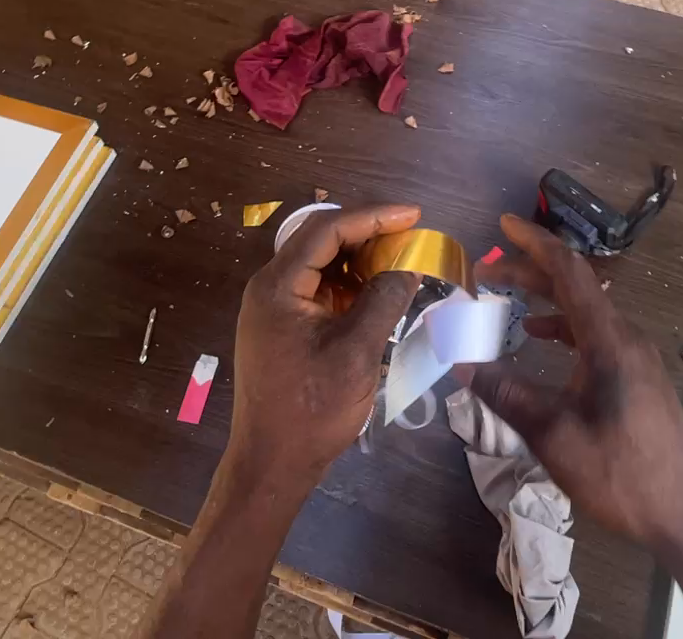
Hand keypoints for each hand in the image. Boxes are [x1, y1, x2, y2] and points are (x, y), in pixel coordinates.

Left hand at [228, 204, 422, 488]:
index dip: (372, 217)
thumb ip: (383, 301)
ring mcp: (276, 305)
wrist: (271, 466)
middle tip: (411, 233)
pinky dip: (351, 282)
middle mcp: (271, 286)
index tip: (412, 216)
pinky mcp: (286, 324)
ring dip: (361, 257)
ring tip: (402, 257)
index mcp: (278, 286)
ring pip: (322, 262)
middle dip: (368, 232)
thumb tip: (409, 266)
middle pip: (321, 239)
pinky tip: (379, 287)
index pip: (326, 230)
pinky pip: (321, 287)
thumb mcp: (356, 353)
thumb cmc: (311, 411)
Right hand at [468, 214, 682, 551]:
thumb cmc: (620, 473)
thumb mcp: (553, 435)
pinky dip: (561, 323)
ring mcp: (634, 355)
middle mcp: (624, 336)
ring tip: (505, 296)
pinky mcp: (636, 374)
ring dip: (543, 296)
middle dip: (528, 269)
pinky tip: (538, 335)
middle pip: (574, 284)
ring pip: (583, 308)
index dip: (534, 242)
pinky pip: (593, 331)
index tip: (504, 224)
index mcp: (608, 339)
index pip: (568, 271)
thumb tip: (459, 362)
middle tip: (486, 269)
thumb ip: (505, 393)